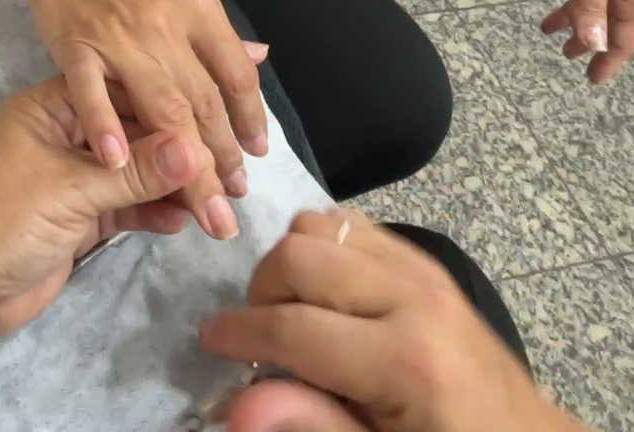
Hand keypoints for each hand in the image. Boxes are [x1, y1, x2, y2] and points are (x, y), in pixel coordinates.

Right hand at [0, 0, 266, 240]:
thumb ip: (212, 30)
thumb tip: (258, 60)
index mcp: (196, 4)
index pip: (234, 75)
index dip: (248, 123)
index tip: (253, 161)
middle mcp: (165, 22)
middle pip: (203, 104)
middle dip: (220, 163)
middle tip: (231, 211)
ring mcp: (117, 34)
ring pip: (159, 109)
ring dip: (182, 166)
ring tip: (200, 210)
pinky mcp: (73, 43)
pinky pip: (92, 93)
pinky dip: (106, 129)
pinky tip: (119, 165)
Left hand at [0, 77, 203, 351]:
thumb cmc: (3, 216)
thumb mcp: (71, 188)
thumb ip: (136, 171)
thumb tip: (198, 149)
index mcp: (54, 105)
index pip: (125, 90)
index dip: (171, 97)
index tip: (222, 100)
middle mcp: (68, 133)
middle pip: (135, 132)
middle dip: (180, 148)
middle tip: (234, 159)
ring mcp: (75, 175)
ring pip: (136, 172)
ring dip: (173, 185)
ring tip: (221, 197)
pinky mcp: (80, 215)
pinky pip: (126, 206)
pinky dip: (152, 212)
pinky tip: (185, 219)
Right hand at [199, 212, 575, 431]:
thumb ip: (314, 428)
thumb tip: (233, 406)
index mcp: (409, 361)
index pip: (292, 327)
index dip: (238, 335)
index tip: (209, 344)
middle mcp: (414, 297)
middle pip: (298, 255)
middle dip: (262, 294)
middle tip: (262, 338)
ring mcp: (422, 270)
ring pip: (318, 224)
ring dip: (290, 264)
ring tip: (293, 314)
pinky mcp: (423, 260)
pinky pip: (348, 222)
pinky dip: (321, 247)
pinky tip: (325, 295)